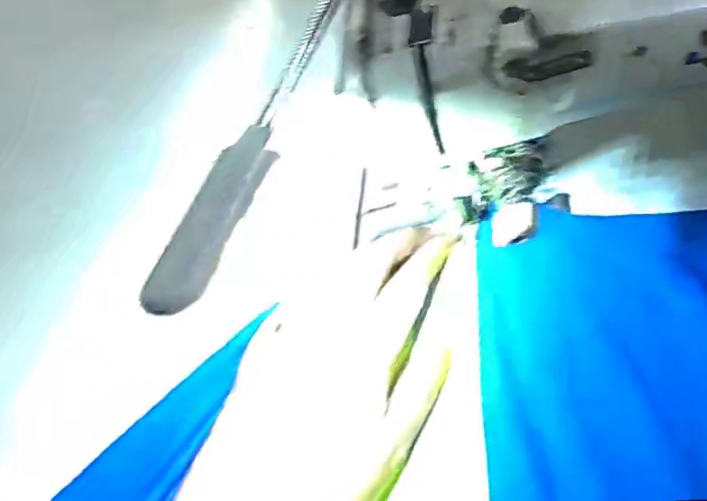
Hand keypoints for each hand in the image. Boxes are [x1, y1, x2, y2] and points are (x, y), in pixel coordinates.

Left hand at [175, 227, 464, 500]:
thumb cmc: (324, 486)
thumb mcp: (388, 444)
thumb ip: (420, 387)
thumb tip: (446, 340)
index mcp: (365, 350)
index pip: (406, 284)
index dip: (432, 253)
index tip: (453, 237)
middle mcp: (324, 336)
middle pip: (364, 269)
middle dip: (399, 241)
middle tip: (426, 232)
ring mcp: (284, 348)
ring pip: (327, 280)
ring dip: (361, 256)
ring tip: (386, 249)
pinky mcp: (253, 368)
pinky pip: (286, 310)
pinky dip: (313, 288)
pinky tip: (321, 287)